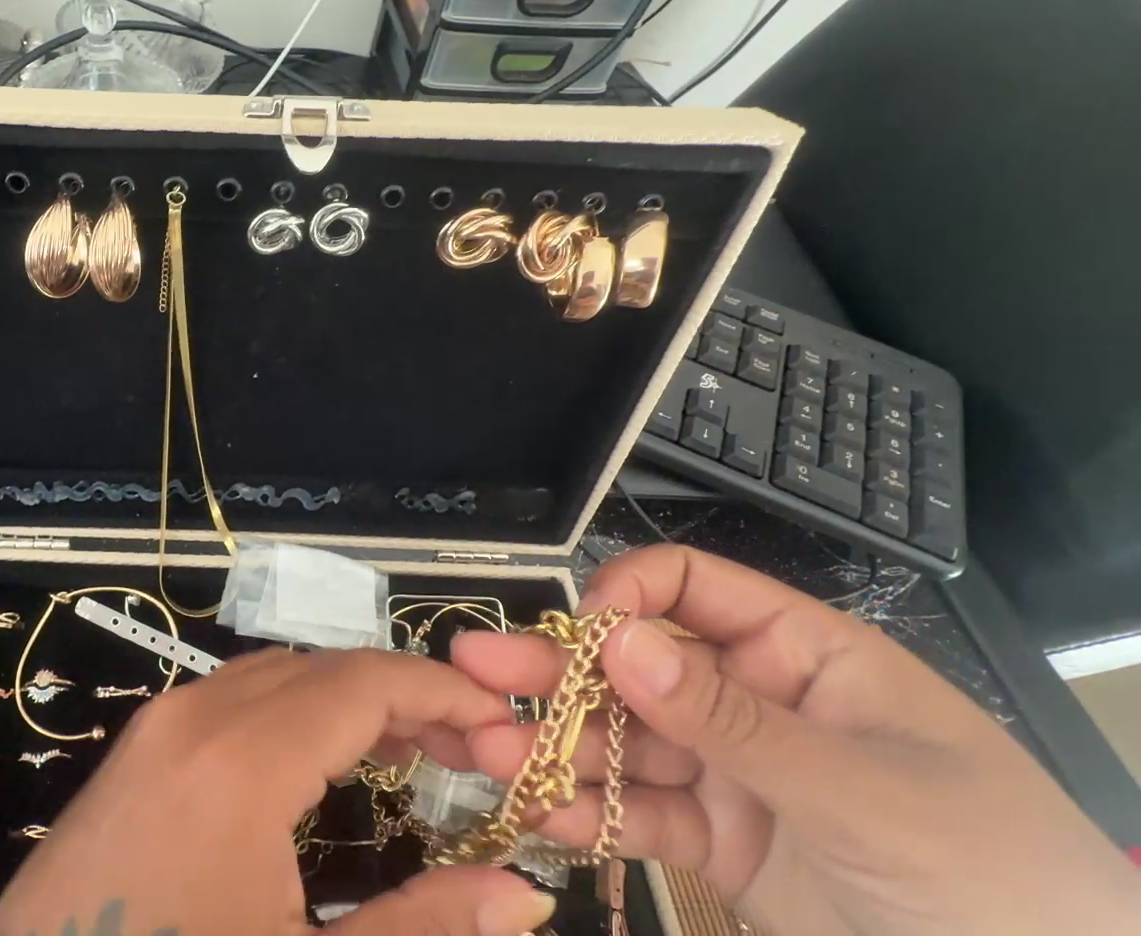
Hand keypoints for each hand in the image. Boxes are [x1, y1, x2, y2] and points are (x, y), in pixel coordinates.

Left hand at [0, 649, 554, 935]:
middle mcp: (194, 714)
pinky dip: (293, 710)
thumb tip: (526, 893)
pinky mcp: (135, 749)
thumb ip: (423, 925)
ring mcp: (155, 725)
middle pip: (320, 669)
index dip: (442, 691)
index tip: (503, 723)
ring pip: (274, 677)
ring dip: (346, 699)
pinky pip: (231, 699)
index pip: (362, 682)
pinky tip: (321, 760)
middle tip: (472, 751)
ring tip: (413, 752)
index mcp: (239, 758)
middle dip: (402, 695)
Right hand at [452, 544, 1140, 935]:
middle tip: (476, 668)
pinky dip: (587, 813)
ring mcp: (728, 772)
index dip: (629, 596)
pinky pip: (637, 813)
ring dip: (555, 744)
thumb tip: (616, 638)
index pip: (692, 589)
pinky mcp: (714, 839)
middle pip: (636, 666)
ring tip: (487, 751)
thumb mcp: (866, 794)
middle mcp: (751, 700)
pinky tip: (538, 811)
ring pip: (622, 740)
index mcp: (801, 656)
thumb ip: (731, 720)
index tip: (579, 631)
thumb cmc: (994, 881)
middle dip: (557, 669)